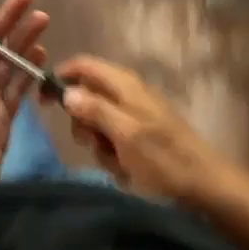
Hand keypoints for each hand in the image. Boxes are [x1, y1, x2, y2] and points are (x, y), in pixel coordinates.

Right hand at [55, 55, 236, 203]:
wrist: (205, 184)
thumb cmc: (164, 159)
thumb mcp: (125, 135)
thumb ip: (95, 110)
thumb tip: (67, 92)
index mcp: (125, 84)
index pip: (84, 65)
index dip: (62, 77)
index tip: (44, 101)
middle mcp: (128, 93)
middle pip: (87, 97)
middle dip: (84, 124)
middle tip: (95, 144)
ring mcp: (135, 114)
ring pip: (98, 122)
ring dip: (100, 145)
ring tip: (118, 163)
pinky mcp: (141, 135)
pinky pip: (114, 139)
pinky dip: (114, 155)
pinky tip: (127, 171)